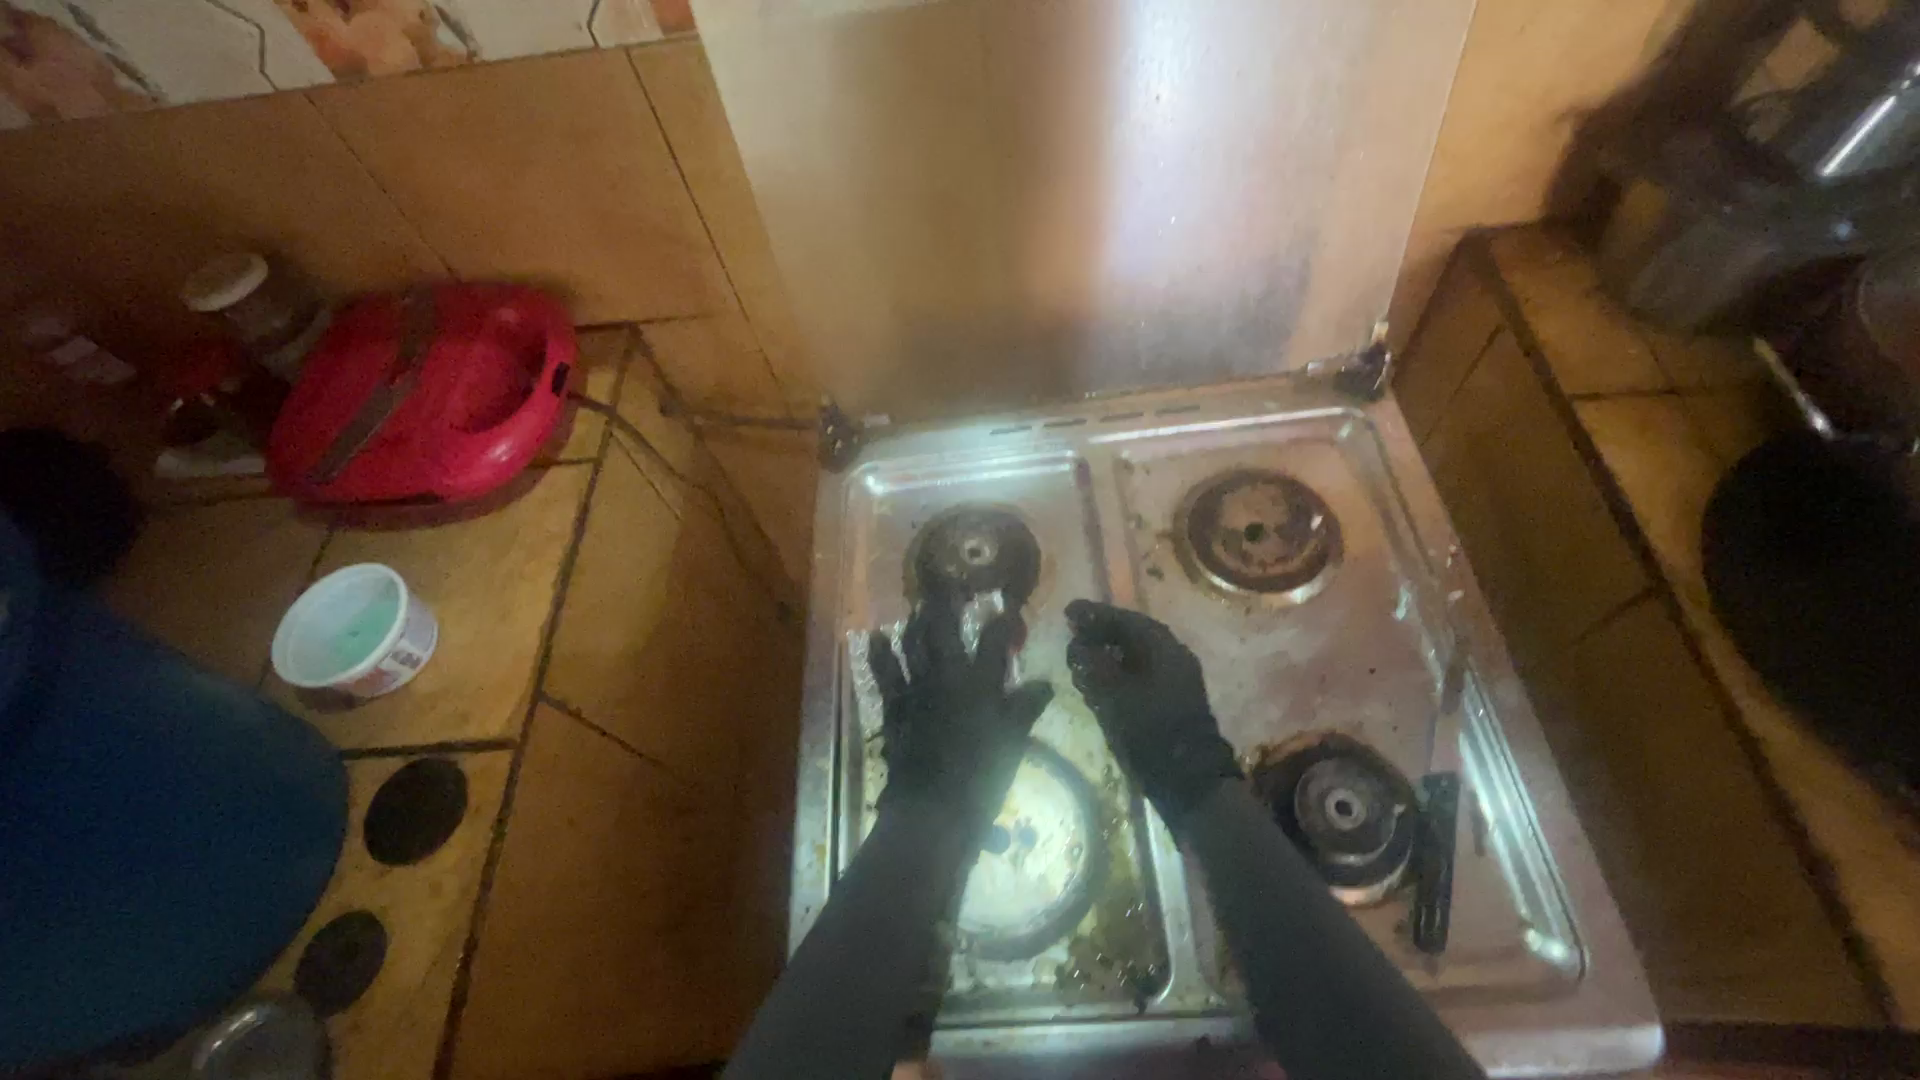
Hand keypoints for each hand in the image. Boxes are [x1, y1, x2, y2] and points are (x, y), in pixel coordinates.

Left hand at [868, 599, 1053, 821]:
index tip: (1006, 606)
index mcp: (982, 684)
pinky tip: (875, 637)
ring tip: (918, 607)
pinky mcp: (896, 705)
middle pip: (945, 628)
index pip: (994, 641)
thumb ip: (1025, 708)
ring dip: (915, 623)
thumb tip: (1045, 685)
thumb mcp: (1013, 742)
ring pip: (913, 643)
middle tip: (944, 579)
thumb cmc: (981, 776)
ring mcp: (918, 688)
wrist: (934, 807)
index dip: (1002, 621)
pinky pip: (884, 672)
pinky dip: (879, 653)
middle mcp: (948, 676)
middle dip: (946, 601)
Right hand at [1064, 599, 1241, 828]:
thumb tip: (1078, 645)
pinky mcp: (1176, 696)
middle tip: (1074, 632)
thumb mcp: (1110, 693)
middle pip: (1132, 632)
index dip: (1093, 614)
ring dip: (1110, 651)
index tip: (1068, 612)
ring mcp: (1178, 675)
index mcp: (1161, 644)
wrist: (1188, 776)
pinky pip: (1143, 670)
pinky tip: (1102, 678)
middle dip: (1101, 631)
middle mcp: (1172, 652)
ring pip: (1138, 652)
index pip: (1122, 618)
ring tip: (1083, 656)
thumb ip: (1090, 664)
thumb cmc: (1147, 728)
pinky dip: (1121, 668)